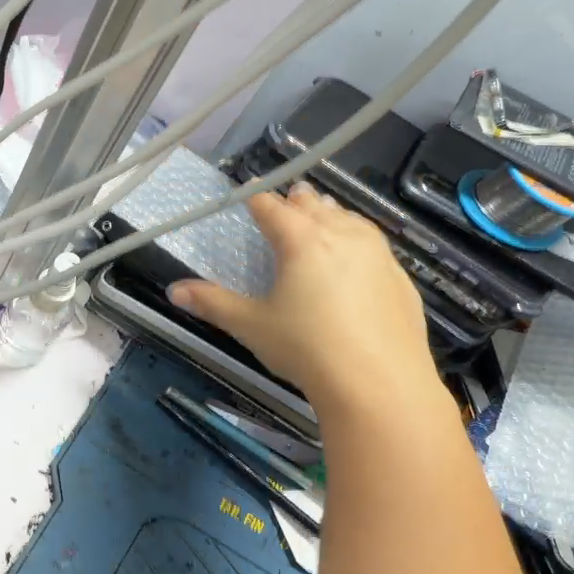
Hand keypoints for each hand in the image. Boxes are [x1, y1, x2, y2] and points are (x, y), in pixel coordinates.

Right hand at [167, 181, 436, 414]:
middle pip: (317, 209)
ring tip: (324, 213)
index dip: (258, 200)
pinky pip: (374, 245)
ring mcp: (378, 257)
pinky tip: (355, 253)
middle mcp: (343, 239)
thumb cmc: (305, 346)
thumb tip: (174, 290)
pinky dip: (358, 237)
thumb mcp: (249, 325)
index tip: (248, 192)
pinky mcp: (399, 279)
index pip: (274, 210)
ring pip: (352, 221)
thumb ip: (212, 303)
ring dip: (332, 214)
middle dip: (299, 201)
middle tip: (289, 196)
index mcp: (302, 243)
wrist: (378, 381)